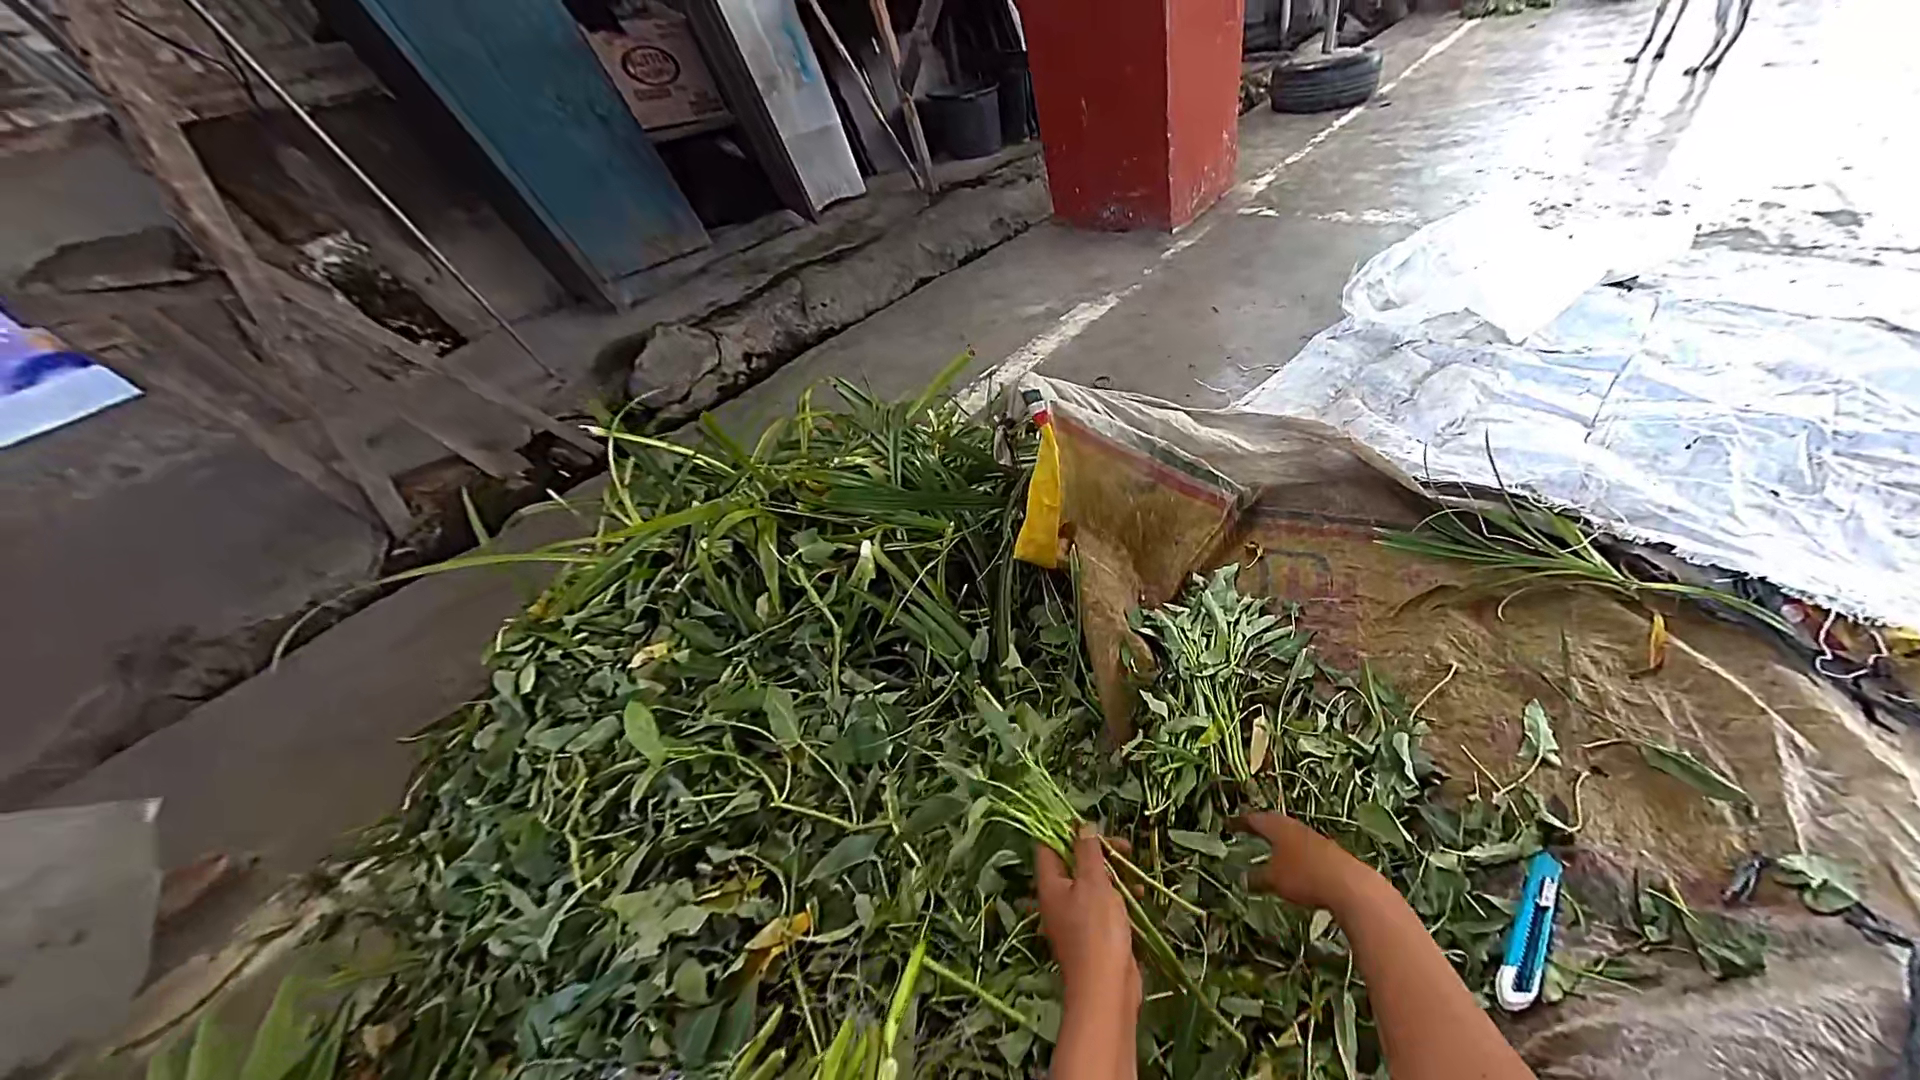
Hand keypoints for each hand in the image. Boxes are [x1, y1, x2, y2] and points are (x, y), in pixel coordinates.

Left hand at [1035, 824, 1140, 1009]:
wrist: (1107, 990)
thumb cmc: (1096, 930)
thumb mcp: (1093, 882)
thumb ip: (1087, 852)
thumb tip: (1082, 826)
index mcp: (1049, 883)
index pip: (1048, 845)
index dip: (1066, 830)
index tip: (1091, 824)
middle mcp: (1057, 898)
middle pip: (1073, 862)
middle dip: (1098, 852)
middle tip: (1123, 847)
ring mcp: (1075, 917)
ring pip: (1091, 883)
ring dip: (1113, 873)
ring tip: (1134, 872)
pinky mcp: (1093, 933)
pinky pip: (1103, 904)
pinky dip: (1118, 896)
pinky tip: (1139, 895)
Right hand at [1233, 811, 1370, 910]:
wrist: (1352, 886)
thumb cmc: (1304, 876)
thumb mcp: (1273, 880)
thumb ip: (1257, 878)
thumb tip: (1242, 879)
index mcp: (1276, 826)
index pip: (1252, 819)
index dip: (1239, 822)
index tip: (1227, 824)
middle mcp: (1294, 826)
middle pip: (1273, 822)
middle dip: (1260, 826)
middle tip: (1247, 830)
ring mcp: (1314, 838)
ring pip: (1290, 834)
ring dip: (1279, 839)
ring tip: (1270, 847)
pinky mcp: (1330, 853)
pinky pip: (1304, 847)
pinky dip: (1294, 852)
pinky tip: (1296, 865)